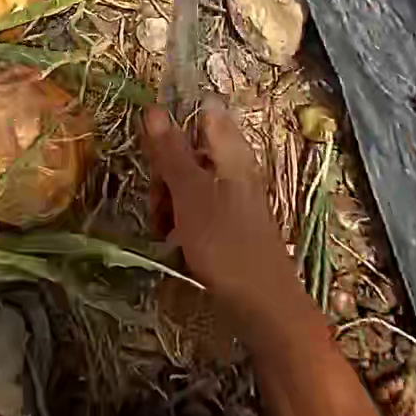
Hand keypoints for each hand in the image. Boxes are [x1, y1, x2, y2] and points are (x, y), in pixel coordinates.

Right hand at [141, 97, 391, 415]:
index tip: (152, 148)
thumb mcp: (189, 195)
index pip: (199, 113)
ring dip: (168, 197)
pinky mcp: (228, 220)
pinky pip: (196, 204)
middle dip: (165, 169)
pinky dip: (181, 216)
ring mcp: (232, 194)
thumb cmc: (226, 245)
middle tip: (158, 198)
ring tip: (162, 226)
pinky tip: (173, 239)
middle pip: (189, 147)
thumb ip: (170, 151)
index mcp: (230, 151)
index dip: (173, 123)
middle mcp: (233, 166)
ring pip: (188, 178)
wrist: (263, 308)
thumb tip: (153, 108)